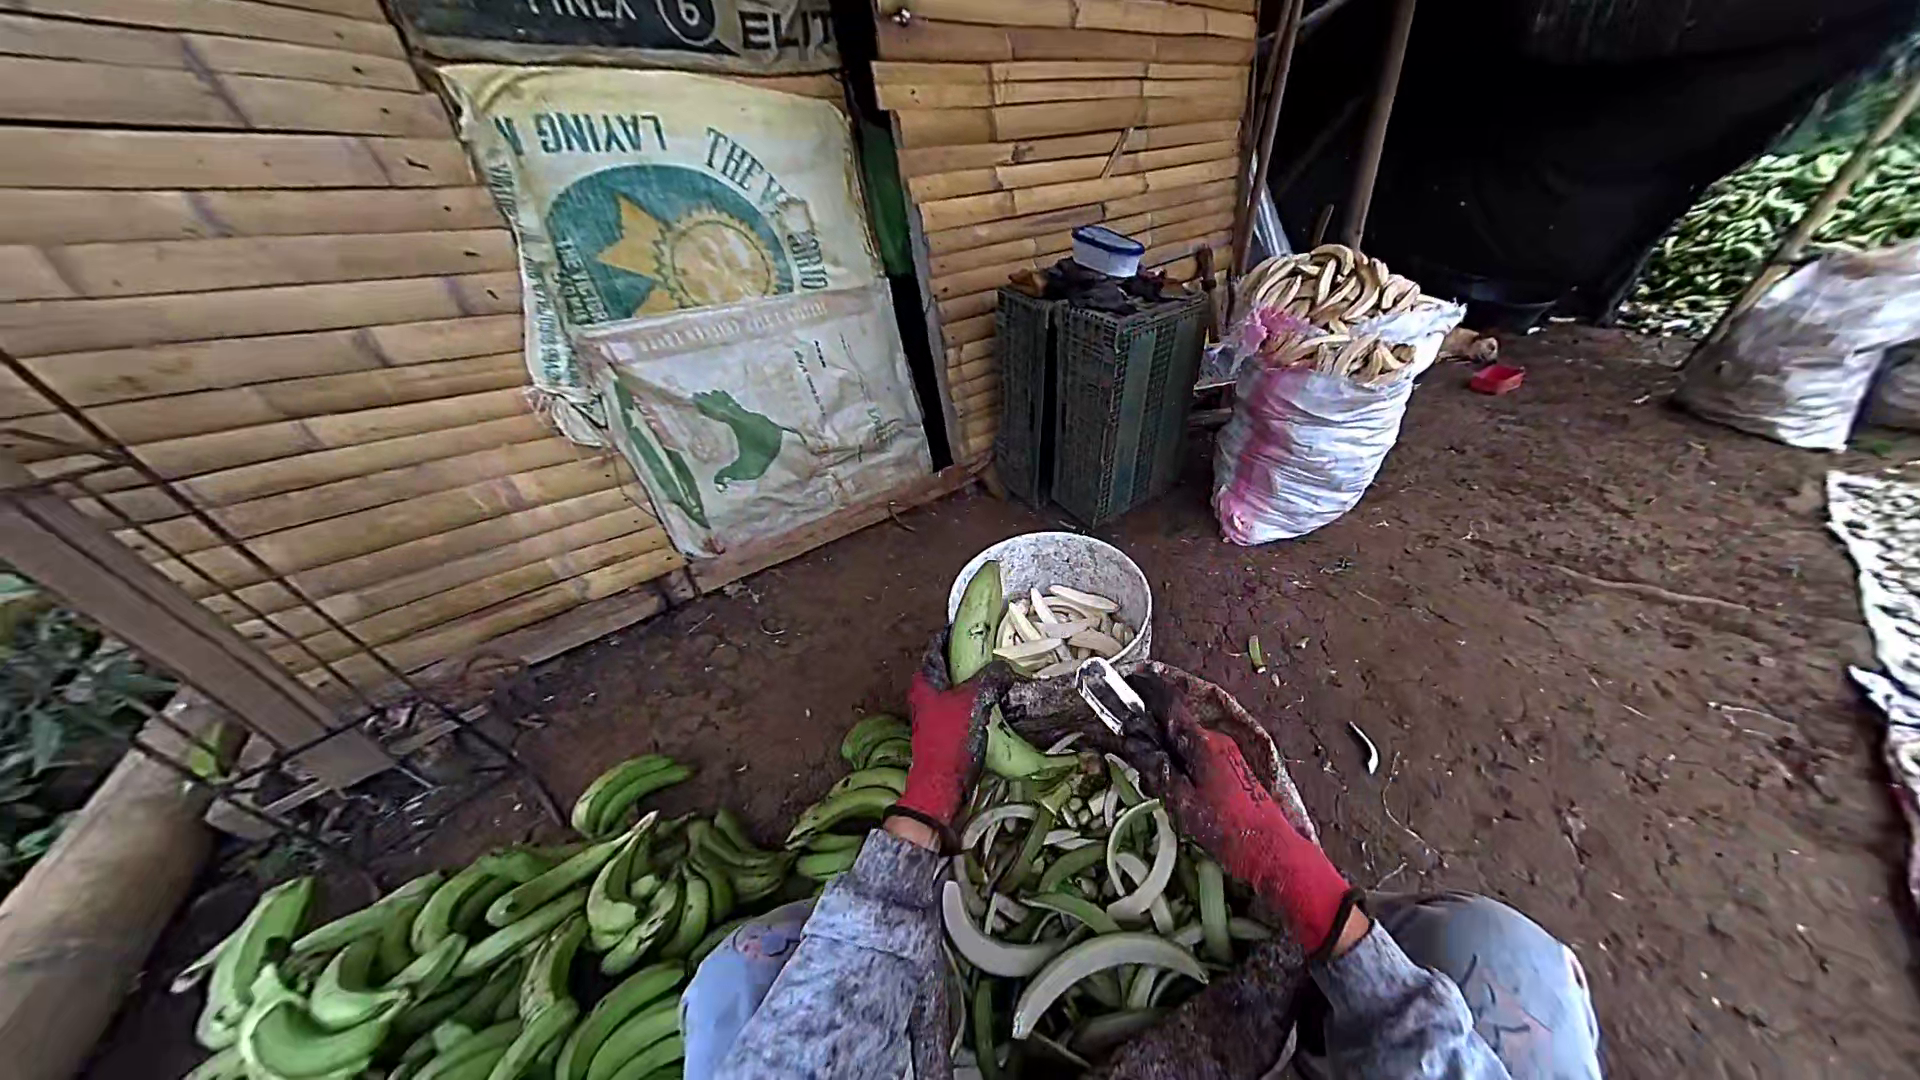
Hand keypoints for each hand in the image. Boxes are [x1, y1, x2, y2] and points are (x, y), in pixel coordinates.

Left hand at [892, 632, 1008, 832]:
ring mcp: (932, 712)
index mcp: (925, 680)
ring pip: (955, 685)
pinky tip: (995, 700)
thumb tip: (1005, 668)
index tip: (975, 622)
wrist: (940, 788)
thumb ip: (990, 678)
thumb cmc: (950, 741)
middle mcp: (925, 693)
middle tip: (993, 646)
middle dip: (969, 655)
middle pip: (948, 664)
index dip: (956, 630)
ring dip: (974, 679)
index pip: (938, 644)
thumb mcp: (974, 701)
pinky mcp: (943, 729)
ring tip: (998, 671)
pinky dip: (976, 698)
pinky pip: (961, 704)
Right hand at [1142, 692, 1360, 957]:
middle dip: (1151, 733)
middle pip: (1175, 726)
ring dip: (1167, 753)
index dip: (1147, 689)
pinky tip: (1177, 790)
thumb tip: (1134, 741)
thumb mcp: (1183, 802)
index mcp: (1203, 743)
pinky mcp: (1233, 769)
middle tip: (1133, 752)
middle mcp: (1217, 741)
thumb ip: (1158, 768)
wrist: (1278, 856)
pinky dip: (1182, 763)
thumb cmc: (1231, 832)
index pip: (1170, 705)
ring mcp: (1227, 754)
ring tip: (1156, 784)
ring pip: (1186, 743)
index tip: (1129, 679)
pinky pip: (1199, 755)